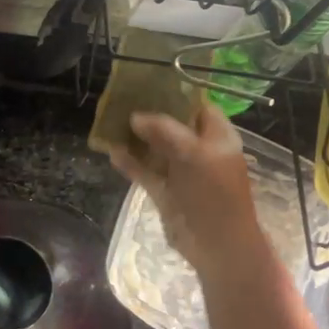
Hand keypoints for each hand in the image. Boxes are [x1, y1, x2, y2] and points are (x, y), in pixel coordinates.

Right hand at [108, 102, 271, 281]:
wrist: (218, 245)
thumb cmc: (214, 193)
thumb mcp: (194, 153)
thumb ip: (165, 130)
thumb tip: (135, 117)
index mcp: (217, 137)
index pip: (198, 107)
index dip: (177, 95)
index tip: (149, 84)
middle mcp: (199, 151)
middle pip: (173, 125)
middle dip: (149, 115)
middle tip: (121, 100)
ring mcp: (181, 172)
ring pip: (155, 148)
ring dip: (135, 138)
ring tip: (110, 122)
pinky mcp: (165, 191)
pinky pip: (144, 171)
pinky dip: (129, 162)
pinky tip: (111, 152)